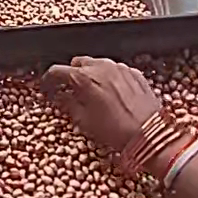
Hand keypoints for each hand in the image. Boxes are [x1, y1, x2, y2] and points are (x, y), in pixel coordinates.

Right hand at [40, 56, 160, 154]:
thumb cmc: (116, 130)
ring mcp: (120, 68)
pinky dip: (109, 77)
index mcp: (84, 78)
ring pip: (97, 63)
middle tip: (69, 89)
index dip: (49, 79)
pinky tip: (110, 93)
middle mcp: (101, 67)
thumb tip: (60, 97)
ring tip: (91, 92)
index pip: (57, 71)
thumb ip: (68, 104)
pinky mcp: (134, 74)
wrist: (150, 134)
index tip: (47, 86)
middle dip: (71, 74)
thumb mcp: (84, 121)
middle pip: (78, 63)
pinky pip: (115, 70)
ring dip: (90, 74)